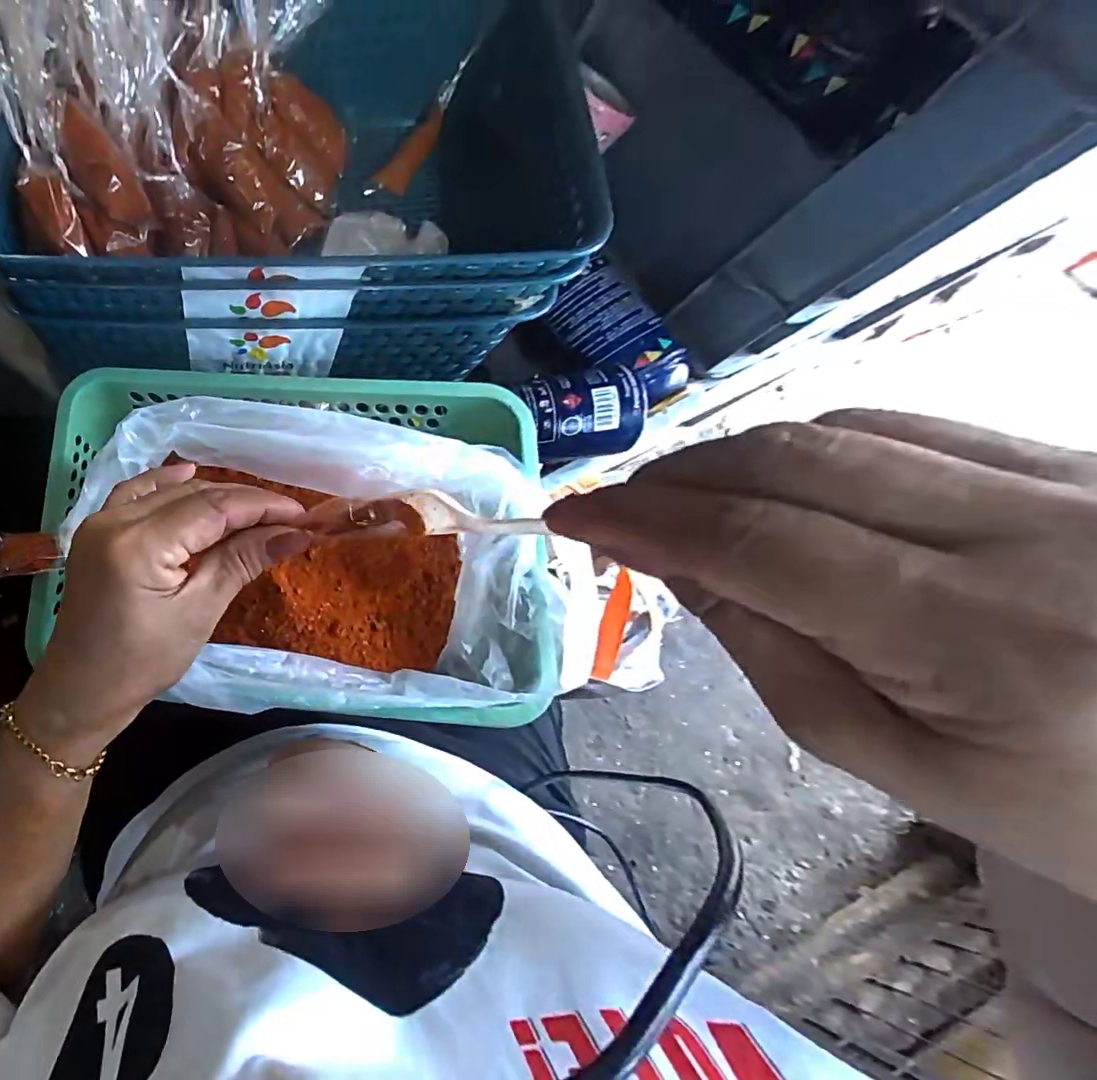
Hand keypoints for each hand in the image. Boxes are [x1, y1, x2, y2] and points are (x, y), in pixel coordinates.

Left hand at [19, 463, 310, 759]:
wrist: (82, 687)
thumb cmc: (141, 663)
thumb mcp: (198, 613)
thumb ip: (240, 561)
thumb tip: (292, 533)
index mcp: (138, 545)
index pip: (211, 508)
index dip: (260, 506)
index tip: (300, 514)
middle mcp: (113, 520)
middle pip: (190, 494)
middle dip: (241, 502)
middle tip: (285, 517)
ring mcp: (98, 521)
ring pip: (165, 491)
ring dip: (209, 494)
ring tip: (252, 508)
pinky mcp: (94, 530)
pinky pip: (134, 493)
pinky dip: (164, 484)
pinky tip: (189, 475)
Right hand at [544, 411, 1096, 896]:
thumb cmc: (1072, 804)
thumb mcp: (887, 755)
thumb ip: (764, 647)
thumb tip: (666, 560)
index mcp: (980, 636)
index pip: (755, 541)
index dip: (642, 518)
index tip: (567, 516)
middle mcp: (1039, 530)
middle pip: (791, 460)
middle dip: (671, 476)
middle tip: (610, 509)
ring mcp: (1077, 480)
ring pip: (841, 429)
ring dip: (727, 458)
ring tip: (678, 500)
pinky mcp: (1088, 461)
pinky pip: (905, 427)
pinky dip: (805, 448)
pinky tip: (772, 485)